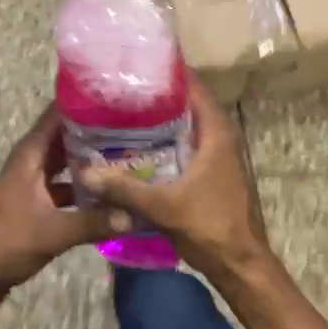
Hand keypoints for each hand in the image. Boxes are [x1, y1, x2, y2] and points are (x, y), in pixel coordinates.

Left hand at [0, 109, 124, 294]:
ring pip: (65, 158)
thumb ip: (93, 222)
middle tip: (129, 125)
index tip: (114, 98)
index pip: (58, 114)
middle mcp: (32, 158)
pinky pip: (64, 180)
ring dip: (89, 156)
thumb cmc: (10, 241)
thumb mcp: (54, 232)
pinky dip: (82, 182)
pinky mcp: (37, 197)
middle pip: (65, 134)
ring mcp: (33, 178)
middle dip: (93, 129)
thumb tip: (133, 214)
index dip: (83, 103)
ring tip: (125, 151)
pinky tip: (107, 189)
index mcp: (31, 153)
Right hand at [77, 79, 268, 278]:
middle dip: (158, 93)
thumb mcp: (162, 207)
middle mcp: (221, 135)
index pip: (193, 85)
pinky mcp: (213, 171)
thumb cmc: (209, 226)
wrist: (241, 266)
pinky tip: (140, 143)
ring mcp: (219, 154)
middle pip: (188, 102)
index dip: (167, 72)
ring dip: (162, 117)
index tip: (137, 62)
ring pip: (187, 123)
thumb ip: (124, 188)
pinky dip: (167, 138)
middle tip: (122, 86)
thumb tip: (86, 173)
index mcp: (216, 131)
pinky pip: (187, 142)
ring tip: (125, 109)